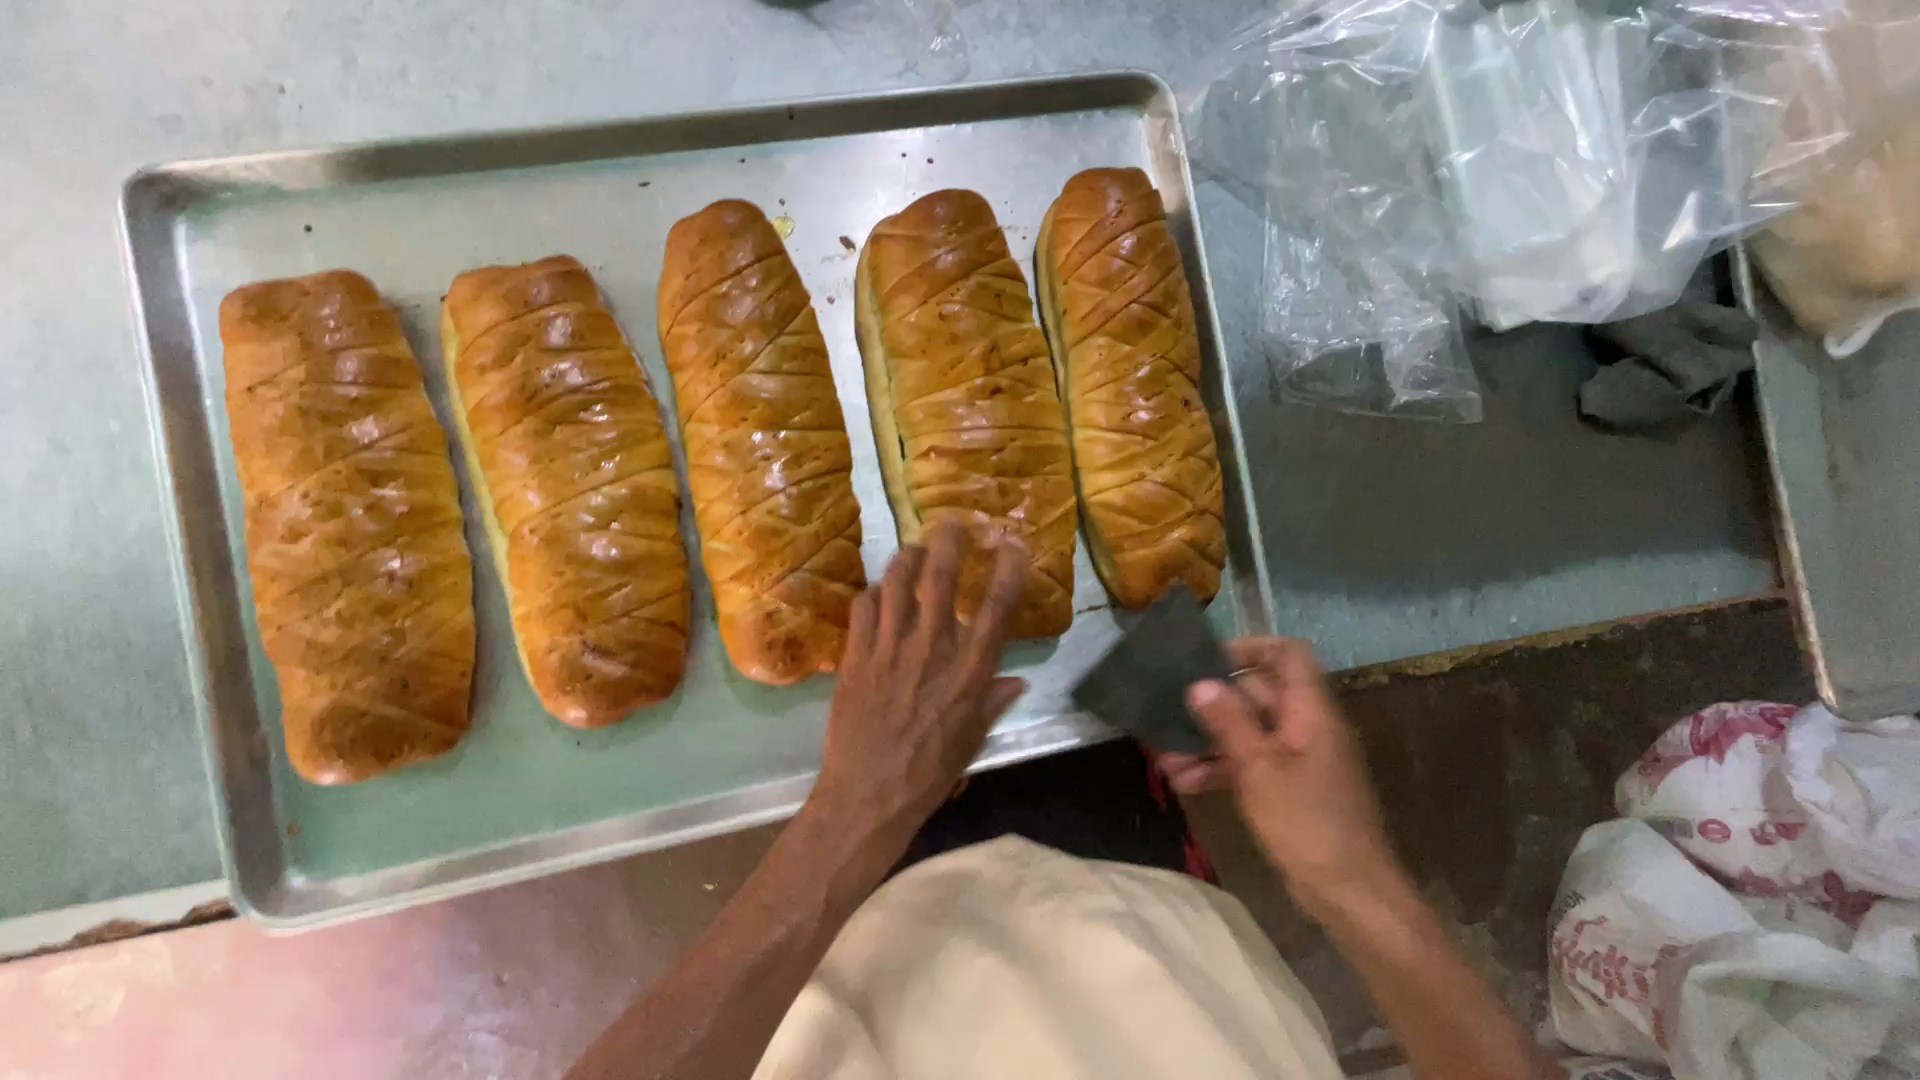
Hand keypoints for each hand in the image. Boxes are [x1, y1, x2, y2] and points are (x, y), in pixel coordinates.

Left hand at [809, 522, 1028, 850]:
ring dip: (907, 557)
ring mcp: (889, 648)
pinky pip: (863, 606)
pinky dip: (874, 593)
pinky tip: (878, 595)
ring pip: (896, 580)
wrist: (868, 794)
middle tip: (953, 523)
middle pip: (941, 575)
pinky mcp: (855, 655)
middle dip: (949, 539)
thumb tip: (1017, 680)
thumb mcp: (972, 740)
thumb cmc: (928, 773)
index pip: (997, 606)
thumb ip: (993, 702)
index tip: (1014, 544)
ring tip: (913, 550)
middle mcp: (931, 648)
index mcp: (968, 671)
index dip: (1009, 568)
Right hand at [1175, 637, 1402, 918]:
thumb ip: (1229, 723)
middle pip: (1256, 694)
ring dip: (1206, 740)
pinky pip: (1248, 763)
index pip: (1288, 655)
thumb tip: (1200, 682)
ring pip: (1245, 732)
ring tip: (1162, 754)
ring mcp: (1295, 759)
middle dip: (1210, 701)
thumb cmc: (1308, 824)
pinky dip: (1217, 768)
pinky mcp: (1285, 788)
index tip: (1206, 659)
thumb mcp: (1260, 770)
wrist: (1349, 894)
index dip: (1250, 648)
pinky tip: (1181, 782)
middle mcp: (1304, 727)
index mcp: (1310, 712)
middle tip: (1166, 707)